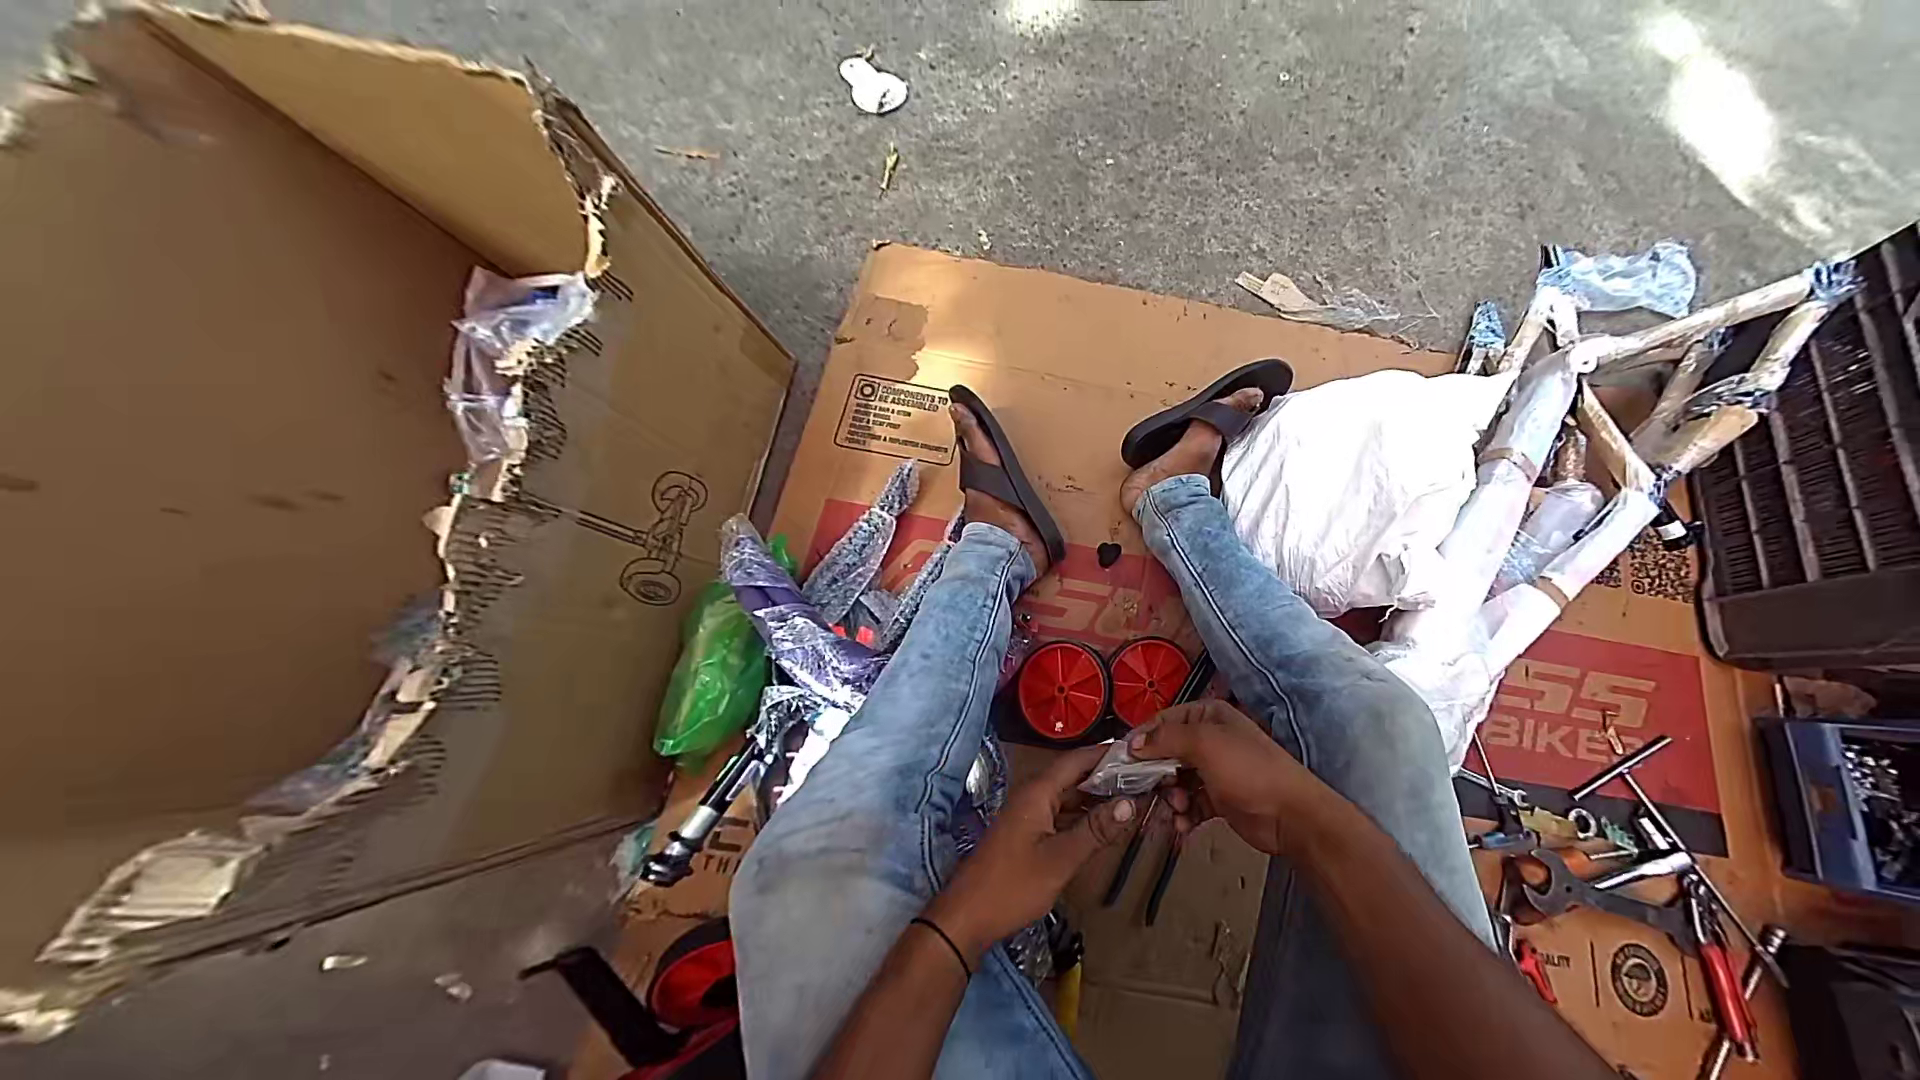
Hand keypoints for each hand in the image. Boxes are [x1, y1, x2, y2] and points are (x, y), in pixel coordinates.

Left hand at [923, 743, 1143, 958]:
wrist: (968, 914)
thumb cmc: (1012, 885)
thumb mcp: (1060, 859)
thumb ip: (1095, 830)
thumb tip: (1130, 802)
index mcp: (1038, 792)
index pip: (1077, 760)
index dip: (1107, 754)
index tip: (1138, 753)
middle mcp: (1033, 795)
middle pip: (1075, 776)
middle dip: (1108, 776)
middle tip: (1145, 777)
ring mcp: (1030, 814)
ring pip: (1069, 796)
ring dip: (1098, 797)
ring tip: (1134, 797)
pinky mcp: (1029, 832)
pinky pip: (1062, 814)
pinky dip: (1084, 815)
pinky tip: (1106, 823)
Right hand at [1127, 699, 1328, 856]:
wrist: (1293, 817)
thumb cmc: (1249, 770)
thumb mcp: (1204, 744)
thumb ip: (1164, 739)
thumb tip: (1132, 743)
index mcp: (1208, 716)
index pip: (1162, 722)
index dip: (1142, 740)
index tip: (1122, 760)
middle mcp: (1209, 739)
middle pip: (1165, 753)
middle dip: (1155, 774)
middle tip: (1146, 790)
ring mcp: (1214, 771)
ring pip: (1174, 780)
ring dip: (1169, 796)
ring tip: (1177, 808)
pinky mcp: (1219, 800)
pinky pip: (1189, 803)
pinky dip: (1183, 814)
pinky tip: (1183, 824)